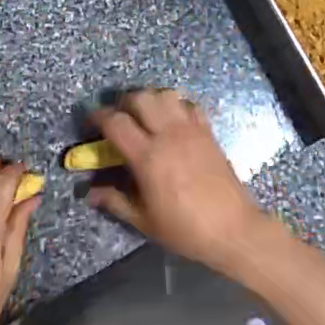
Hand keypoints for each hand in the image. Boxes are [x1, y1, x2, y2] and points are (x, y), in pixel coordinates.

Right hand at [87, 89, 275, 271]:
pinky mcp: (208, 132)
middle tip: (120, 119)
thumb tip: (90, 193)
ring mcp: (191, 130)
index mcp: (148, 157)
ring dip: (151, 99)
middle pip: (140, 97)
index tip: (91, 124)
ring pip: (166, 94)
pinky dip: (177, 106)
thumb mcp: (144, 220)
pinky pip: (190, 105)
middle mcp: (168, 135)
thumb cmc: (185, 229)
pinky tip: (173, 122)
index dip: (98, 117)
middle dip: (124, 102)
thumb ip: (115, 201)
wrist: (234, 230)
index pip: (116, 122)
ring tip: (146, 116)